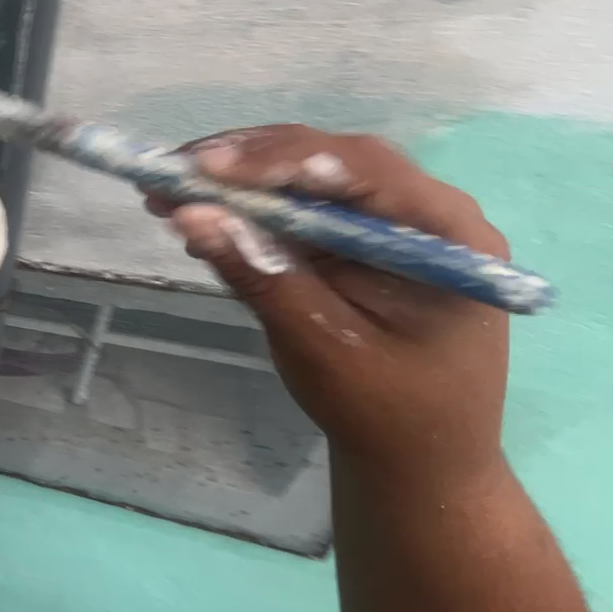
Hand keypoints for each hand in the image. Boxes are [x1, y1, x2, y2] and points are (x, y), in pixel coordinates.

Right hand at [145, 126, 509, 481]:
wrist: (414, 454)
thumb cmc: (385, 408)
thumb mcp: (318, 343)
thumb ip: (260, 274)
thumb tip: (188, 215)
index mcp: (446, 235)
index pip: (359, 167)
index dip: (276, 159)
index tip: (201, 168)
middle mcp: (421, 212)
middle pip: (325, 157)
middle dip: (243, 161)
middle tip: (170, 172)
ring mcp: (383, 222)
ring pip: (300, 173)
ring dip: (231, 179)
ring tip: (166, 192)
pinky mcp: (349, 236)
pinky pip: (290, 203)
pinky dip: (239, 204)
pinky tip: (197, 218)